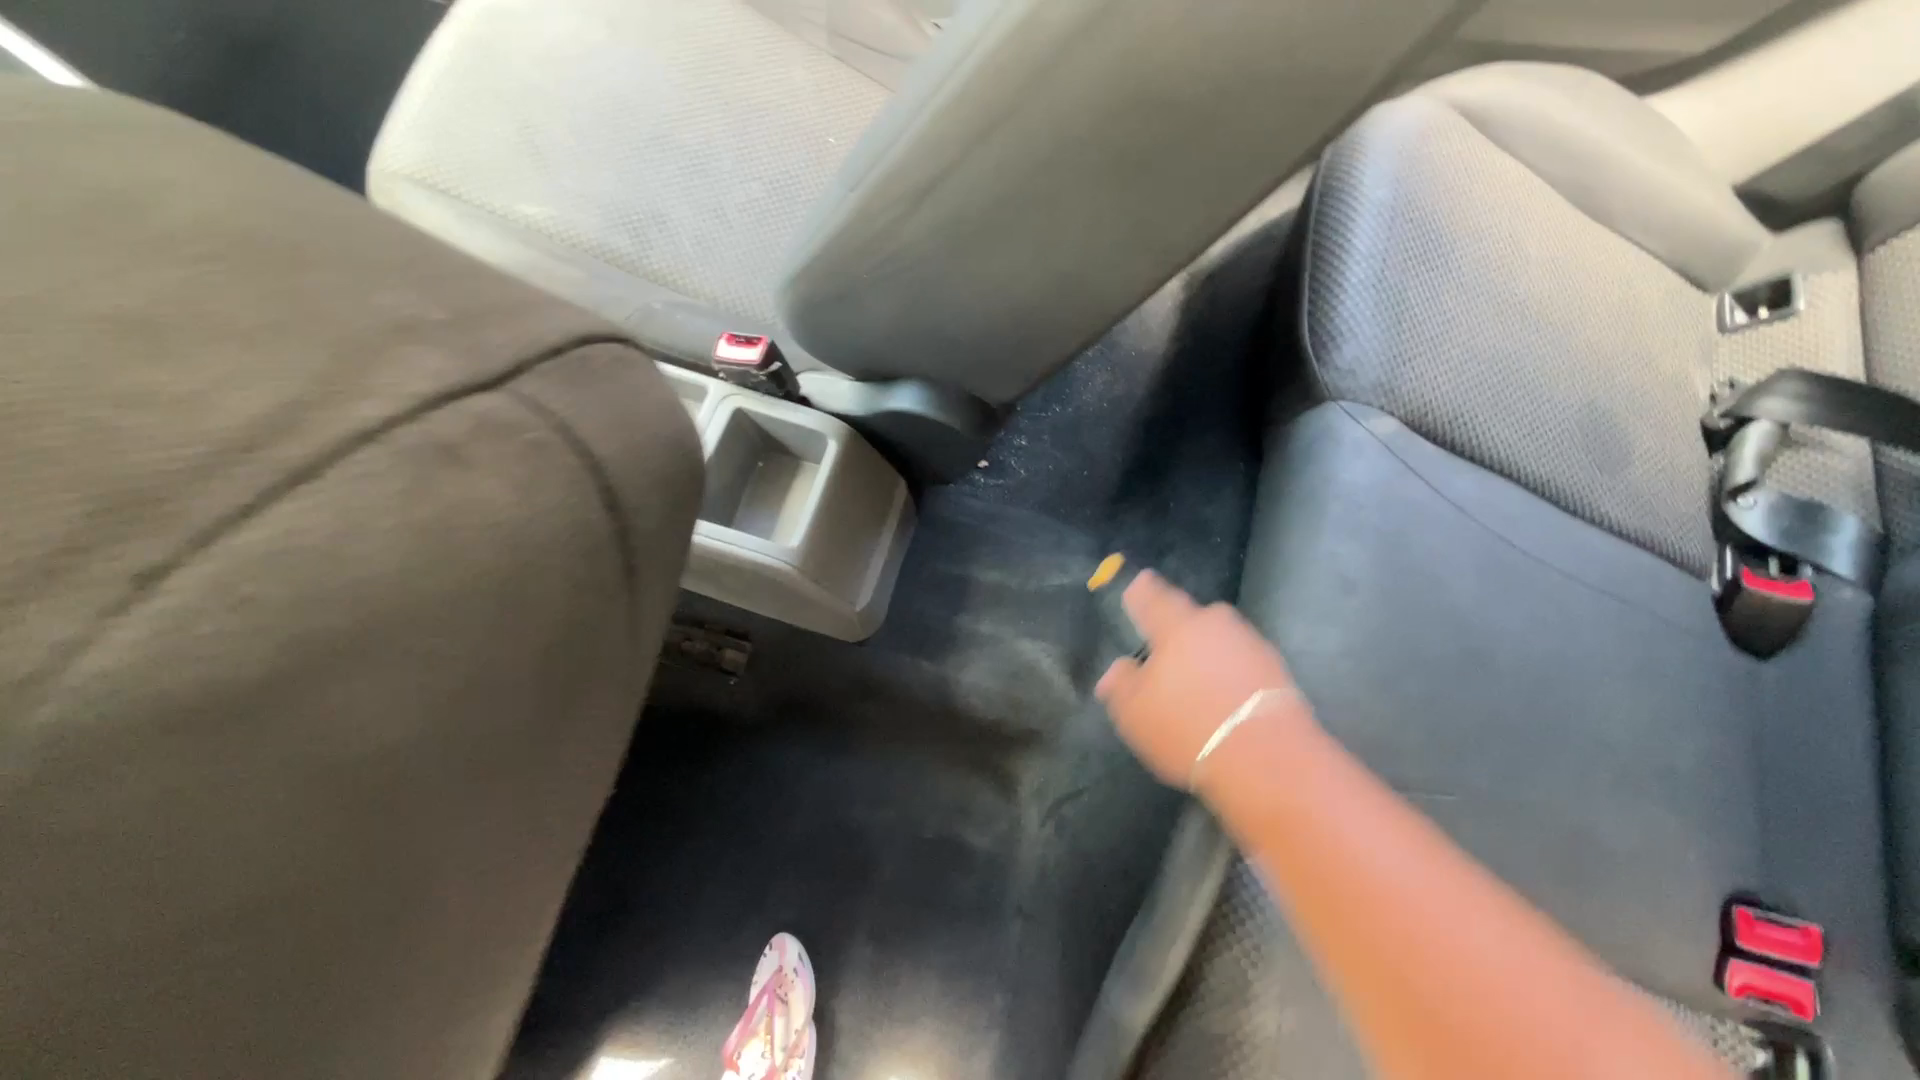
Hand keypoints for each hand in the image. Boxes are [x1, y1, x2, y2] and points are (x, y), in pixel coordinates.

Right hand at [1095, 570, 1314, 790]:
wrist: (1268, 760)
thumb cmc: (1188, 728)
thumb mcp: (1135, 714)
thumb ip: (1121, 684)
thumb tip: (1117, 669)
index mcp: (1177, 626)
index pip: (1152, 596)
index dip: (1140, 592)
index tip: (1136, 587)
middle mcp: (1216, 624)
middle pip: (1193, 617)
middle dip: (1180, 629)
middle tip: (1166, 653)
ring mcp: (1252, 645)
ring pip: (1220, 641)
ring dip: (1209, 654)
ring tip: (1197, 684)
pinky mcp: (1278, 671)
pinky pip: (1242, 664)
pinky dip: (1231, 675)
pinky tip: (1224, 701)